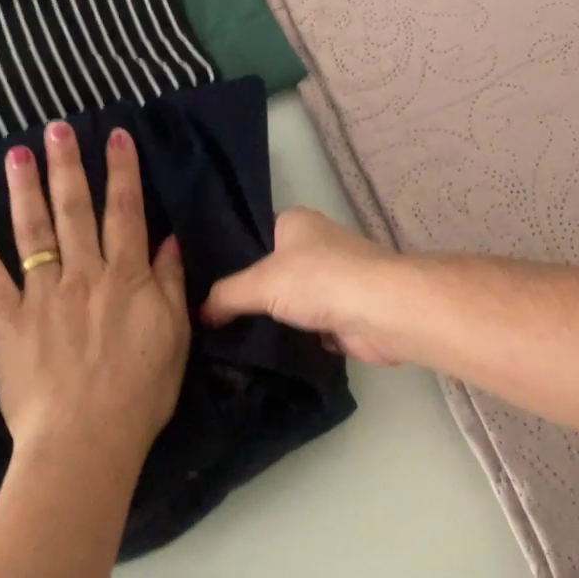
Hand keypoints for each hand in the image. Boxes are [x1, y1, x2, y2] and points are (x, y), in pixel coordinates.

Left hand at [0, 122, 189, 459]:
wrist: (86, 440)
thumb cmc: (140, 391)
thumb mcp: (174, 336)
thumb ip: (170, 284)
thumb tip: (169, 240)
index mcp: (125, 277)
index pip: (125, 211)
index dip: (121, 171)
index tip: (114, 135)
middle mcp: (83, 275)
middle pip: (75, 210)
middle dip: (67, 166)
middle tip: (56, 127)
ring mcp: (41, 296)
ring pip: (32, 233)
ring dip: (24, 191)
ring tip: (16, 153)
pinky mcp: (8, 323)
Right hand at [200, 207, 402, 364]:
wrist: (379, 311)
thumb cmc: (319, 279)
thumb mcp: (260, 282)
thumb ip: (226, 295)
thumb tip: (200, 313)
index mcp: (295, 222)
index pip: (253, 234)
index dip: (228, 257)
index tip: (198, 283)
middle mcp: (315, 245)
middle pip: (270, 271)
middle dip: (246, 295)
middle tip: (206, 319)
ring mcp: (330, 280)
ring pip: (287, 302)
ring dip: (269, 321)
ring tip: (224, 341)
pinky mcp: (341, 314)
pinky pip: (305, 327)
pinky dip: (290, 340)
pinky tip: (260, 355)